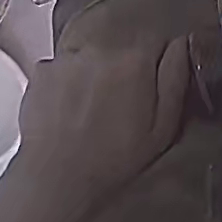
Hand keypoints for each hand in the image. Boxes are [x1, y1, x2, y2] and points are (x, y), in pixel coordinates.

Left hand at [0, 34, 191, 220]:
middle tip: (121, 106)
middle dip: (125, 71)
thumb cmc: (116, 157)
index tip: (150, 88)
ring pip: (93, 57)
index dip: (155, 66)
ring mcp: (67, 58)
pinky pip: (64, 67)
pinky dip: (68, 82)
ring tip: (92, 109)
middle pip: (122, 50)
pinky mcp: (42, 71)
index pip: (156, 41)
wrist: (56, 180)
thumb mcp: (163, 125)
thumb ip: (175, 77)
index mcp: (136, 60)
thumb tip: (180, 42)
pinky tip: (69, 108)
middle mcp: (101, 49)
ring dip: (96, 74)